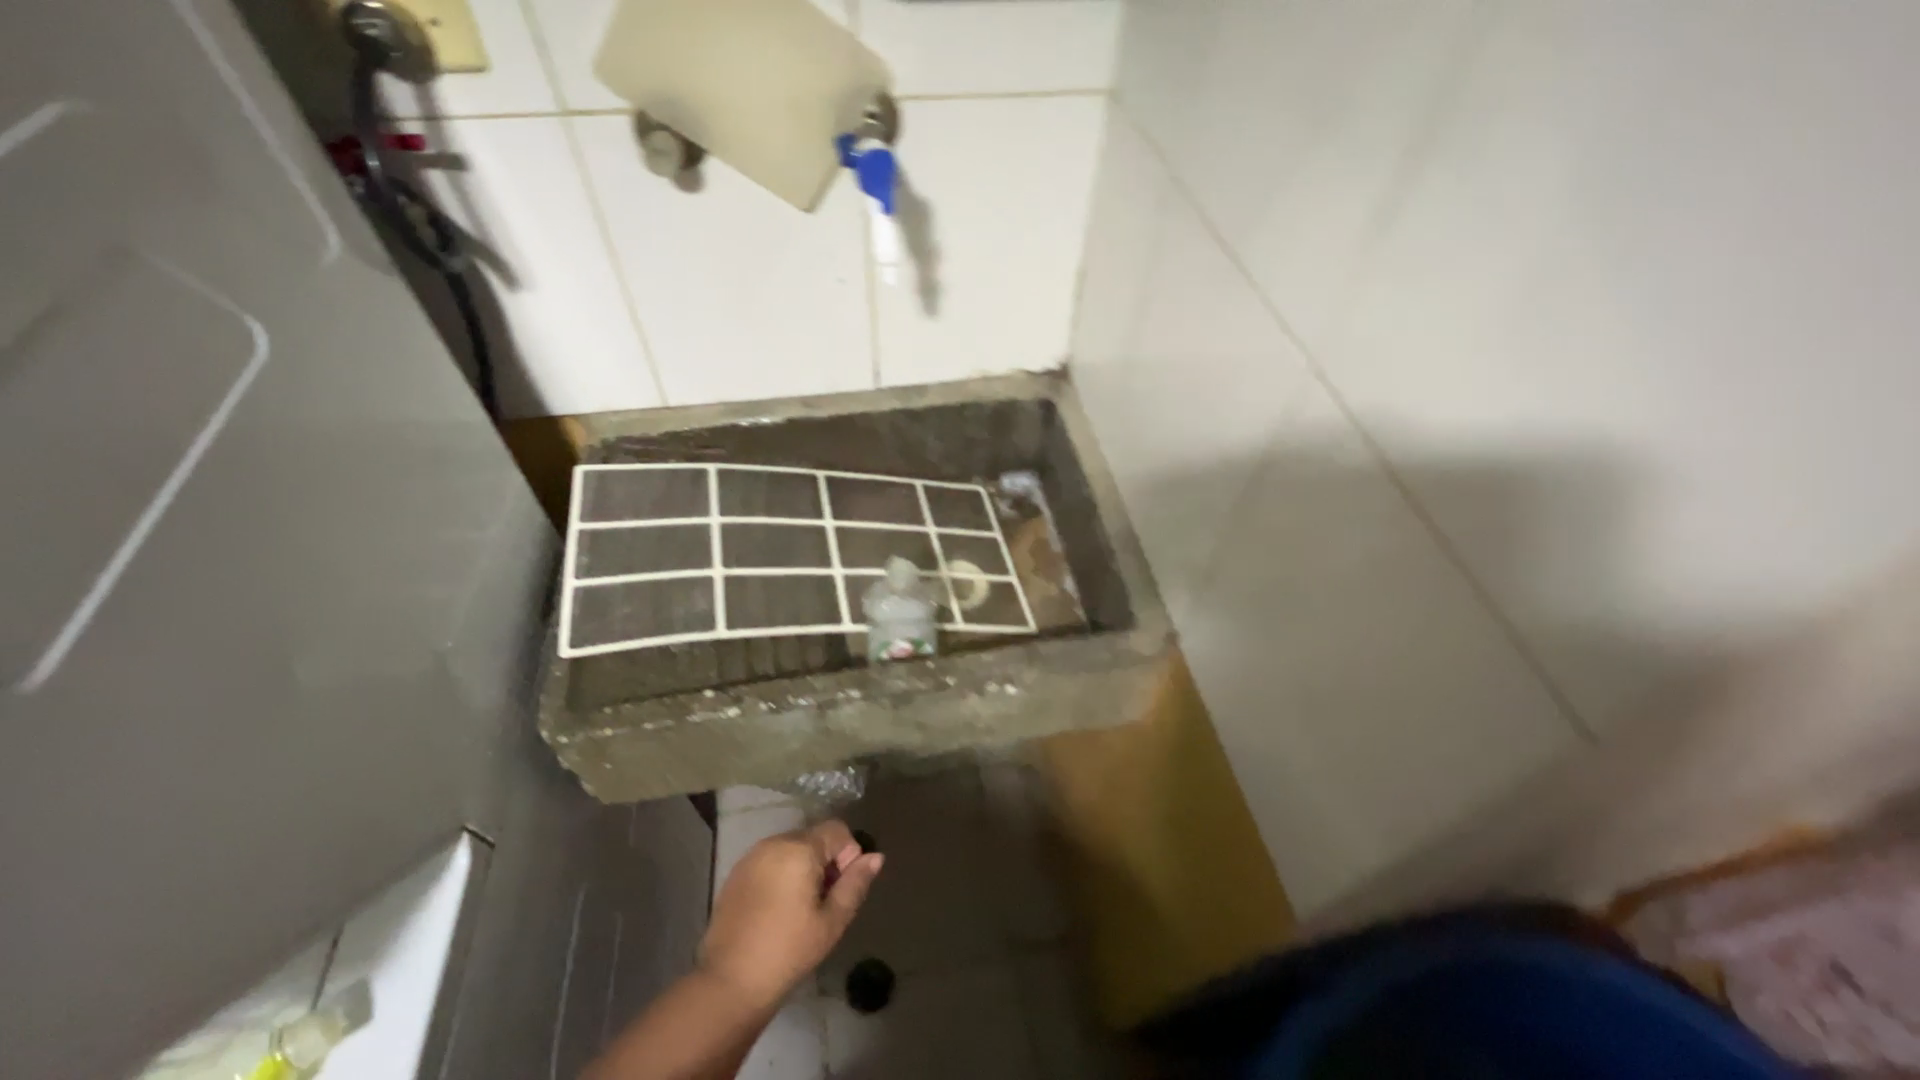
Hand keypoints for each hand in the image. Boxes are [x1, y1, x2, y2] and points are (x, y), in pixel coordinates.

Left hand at [698, 819, 883, 1008]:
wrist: (730, 981)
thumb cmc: (789, 951)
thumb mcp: (832, 921)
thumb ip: (856, 883)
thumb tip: (876, 857)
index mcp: (798, 849)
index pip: (837, 830)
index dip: (849, 855)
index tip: (841, 890)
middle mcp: (772, 843)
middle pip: (813, 838)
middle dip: (826, 863)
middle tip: (823, 905)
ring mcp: (750, 857)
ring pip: (791, 849)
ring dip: (804, 869)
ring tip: (801, 910)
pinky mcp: (736, 874)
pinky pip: (770, 861)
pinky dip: (782, 876)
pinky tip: (778, 911)